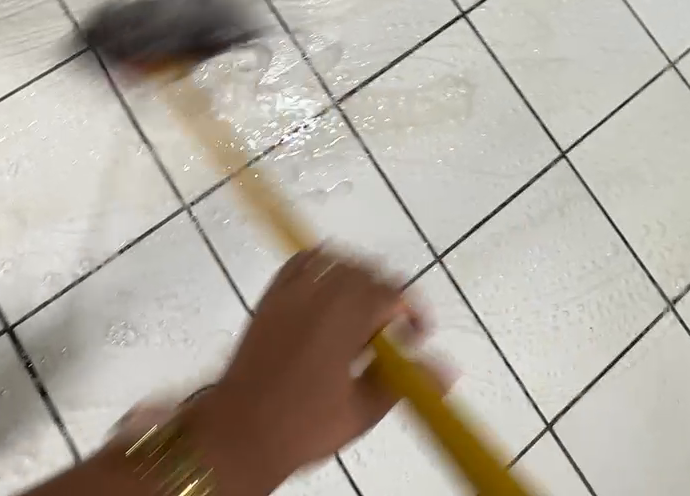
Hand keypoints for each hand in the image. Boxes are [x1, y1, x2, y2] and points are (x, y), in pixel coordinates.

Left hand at [184, 249, 432, 492]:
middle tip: (391, 329)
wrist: (243, 428)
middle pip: (365, 271)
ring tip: (362, 309)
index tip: (416, 335)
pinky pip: (302, 261)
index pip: (391, 294)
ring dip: (356, 276)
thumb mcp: (363, 411)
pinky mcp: (272, 293)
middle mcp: (320, 292)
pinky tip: (327, 287)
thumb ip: (405, 382)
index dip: (411, 312)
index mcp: (345, 317)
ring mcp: (292, 289)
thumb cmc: (303, 424)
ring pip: (336, 259)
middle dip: (386, 294)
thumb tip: (446, 369)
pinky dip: (321, 264)